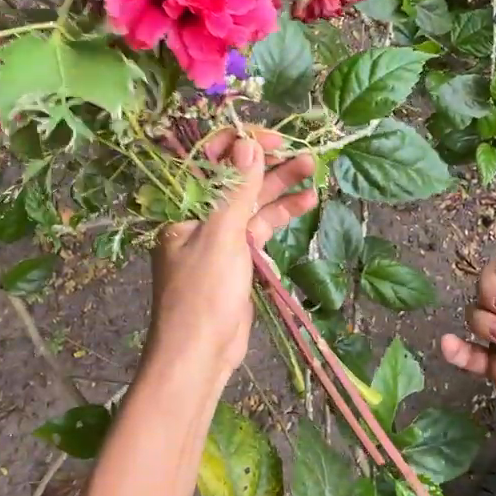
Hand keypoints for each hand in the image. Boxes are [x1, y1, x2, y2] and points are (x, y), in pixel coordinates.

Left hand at [150, 128, 316, 383]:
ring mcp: (219, 237)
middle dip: (269, 163)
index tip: (272, 140)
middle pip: (236, 179)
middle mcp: (198, 215)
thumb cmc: (202, 293)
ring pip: (252, 202)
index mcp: (181, 205)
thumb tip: (247, 143)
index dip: (240, 145)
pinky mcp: (237, 258)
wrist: (199, 355)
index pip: (209, 160)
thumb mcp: (221, 236)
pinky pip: (260, 227)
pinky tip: (307, 203)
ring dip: (281, 186)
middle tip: (305, 154)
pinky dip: (281, 215)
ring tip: (315, 171)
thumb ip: (237, 189)